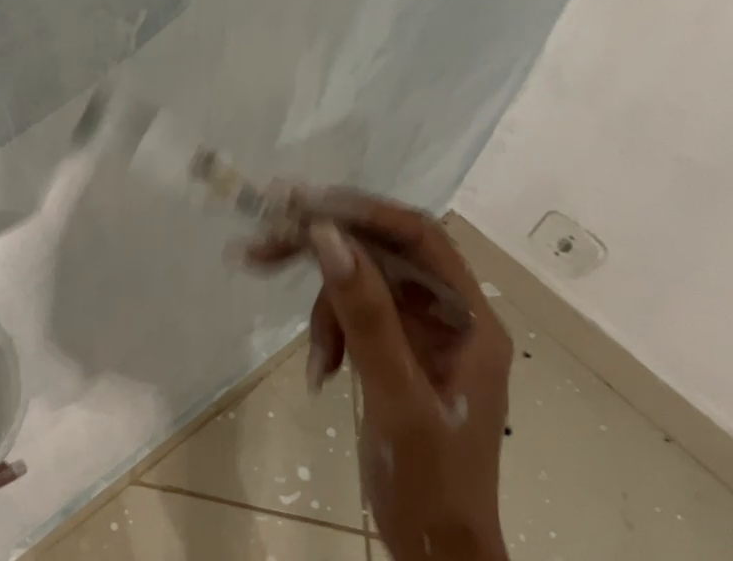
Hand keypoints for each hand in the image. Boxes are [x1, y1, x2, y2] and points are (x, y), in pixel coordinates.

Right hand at [248, 188, 512, 560]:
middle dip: (323, 248)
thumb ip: (365, 313)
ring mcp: (422, 335)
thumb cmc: (431, 481)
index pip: (418, 236)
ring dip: (323, 305)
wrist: (437, 550)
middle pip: (380, 253)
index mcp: (470, 319)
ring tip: (314, 359)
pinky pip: (354, 317)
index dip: (361, 211)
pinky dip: (329, 335)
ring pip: (360, 283)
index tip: (300, 207)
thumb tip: (327, 235)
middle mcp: (449, 315)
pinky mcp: (397, 353)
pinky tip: (322, 374)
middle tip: (262, 243)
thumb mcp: (396, 395)